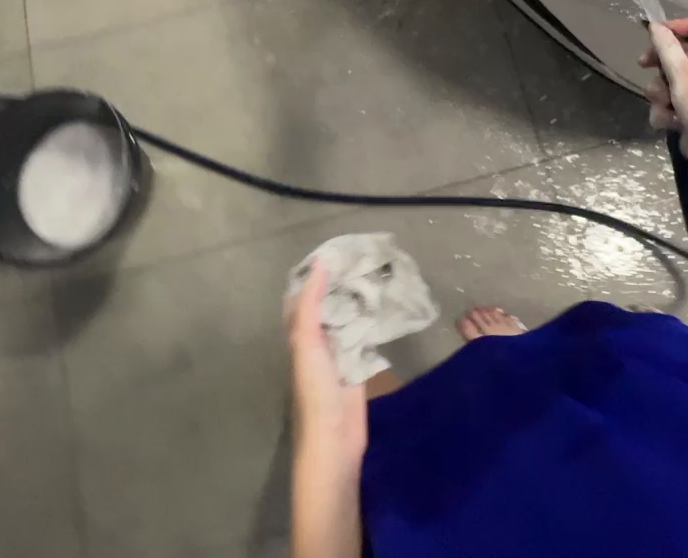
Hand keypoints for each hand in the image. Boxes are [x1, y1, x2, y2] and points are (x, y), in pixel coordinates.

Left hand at [286, 262, 366, 463]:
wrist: (334, 440)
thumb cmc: (314, 390)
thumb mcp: (306, 342)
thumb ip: (311, 303)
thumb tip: (321, 262)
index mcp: (299, 333)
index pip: (305, 294)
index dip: (317, 272)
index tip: (338, 247)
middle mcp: (318, 339)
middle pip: (329, 303)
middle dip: (343, 282)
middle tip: (367, 255)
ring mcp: (339, 352)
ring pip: (349, 317)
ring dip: (360, 298)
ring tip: (380, 271)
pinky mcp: (359, 364)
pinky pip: (366, 335)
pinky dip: (374, 319)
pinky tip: (388, 303)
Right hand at [639, 10, 687, 170]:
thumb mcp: (683, 77)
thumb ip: (667, 49)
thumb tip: (655, 27)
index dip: (684, 24)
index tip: (661, 34)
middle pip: (680, 50)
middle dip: (659, 61)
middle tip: (643, 64)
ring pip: (668, 78)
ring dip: (660, 92)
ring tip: (665, 105)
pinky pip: (668, 100)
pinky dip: (664, 110)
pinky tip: (669, 121)